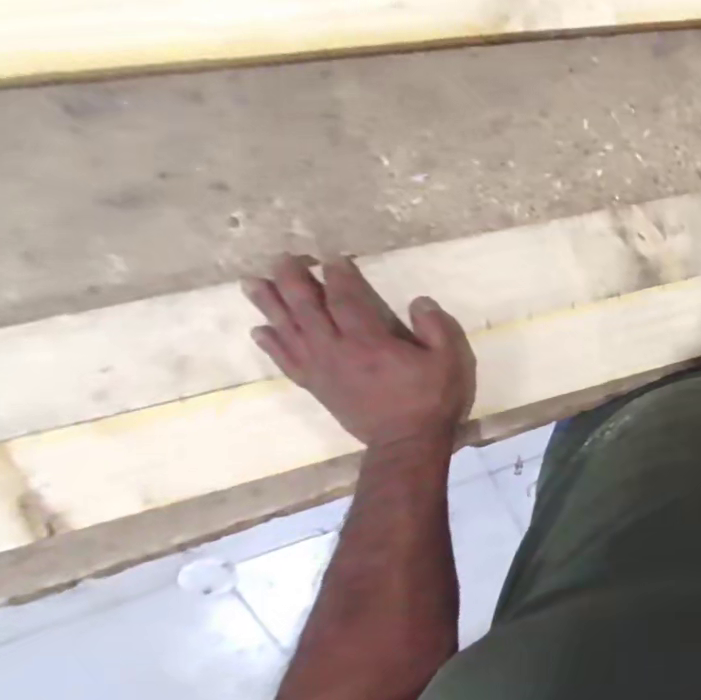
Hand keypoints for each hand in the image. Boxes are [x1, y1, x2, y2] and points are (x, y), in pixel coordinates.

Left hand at [242, 255, 476, 449]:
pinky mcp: (316, 386)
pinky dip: (271, 344)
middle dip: (293, 279)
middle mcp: (336, 349)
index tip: (333, 257)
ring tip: (252, 282)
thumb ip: (436, 327)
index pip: (345, 298)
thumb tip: (419, 301)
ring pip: (288, 330)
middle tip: (282, 258)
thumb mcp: (448, 360)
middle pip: (305, 307)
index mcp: (369, 340)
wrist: (406, 442)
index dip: (338, 275)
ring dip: (269, 304)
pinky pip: (286, 361)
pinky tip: (259, 330)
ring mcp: (321, 369)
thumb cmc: (431, 399)